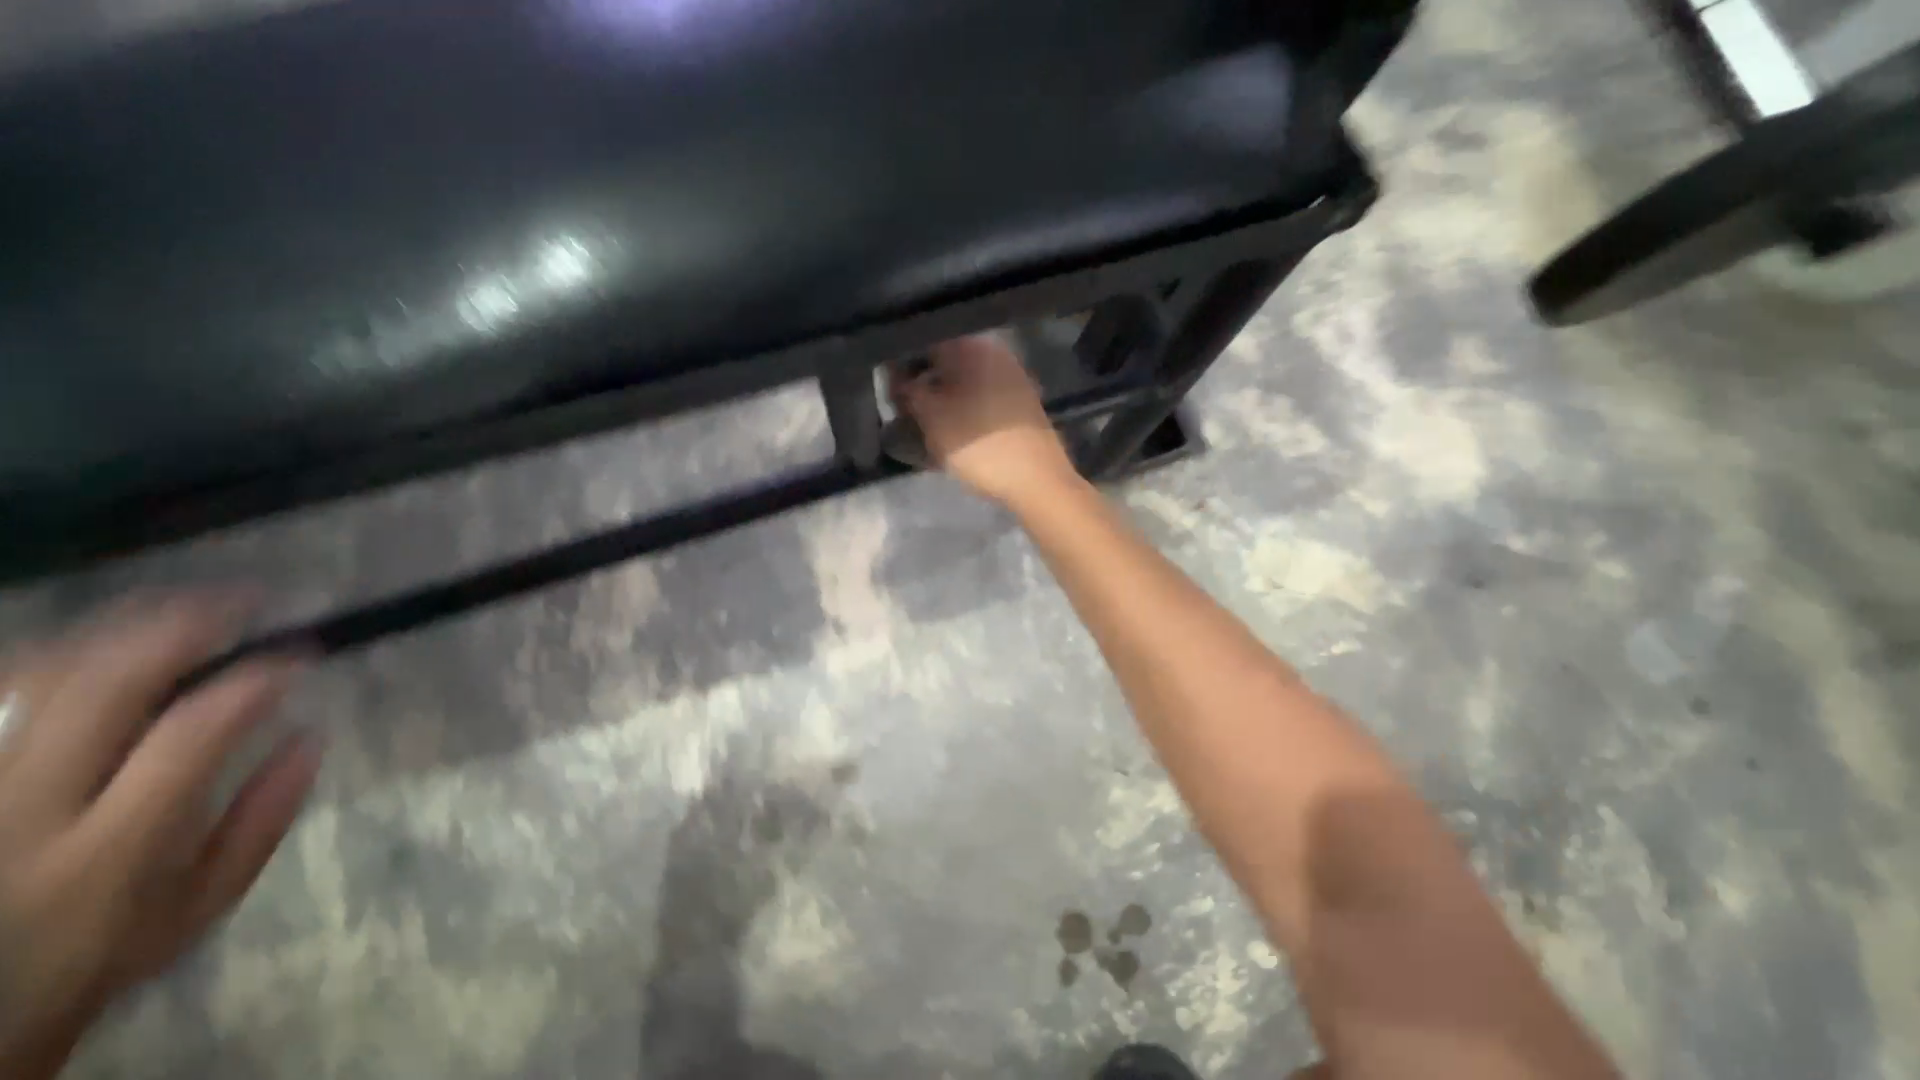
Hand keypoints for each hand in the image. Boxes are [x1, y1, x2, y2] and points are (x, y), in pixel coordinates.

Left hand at [0, 596, 318, 1074]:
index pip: (191, 736)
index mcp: (110, 853)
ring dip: (123, 629)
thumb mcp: (198, 910)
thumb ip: (260, 825)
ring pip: (42, 676)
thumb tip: (314, 736)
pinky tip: (108, 643)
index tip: (298, 655)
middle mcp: (30, 810)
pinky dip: (61, 654)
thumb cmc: (102, 952)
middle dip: (185, 627)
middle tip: (245, 599)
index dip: (253, 681)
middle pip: (104, 687)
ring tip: (187, 610)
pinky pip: (7, 689)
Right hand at [889, 334, 1082, 506]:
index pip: (924, 341)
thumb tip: (897, 378)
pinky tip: (950, 431)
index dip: (899, 363)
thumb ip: (908, 391)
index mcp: (972, 347)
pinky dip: (962, 410)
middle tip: (903, 409)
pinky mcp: (1021, 404)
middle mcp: (995, 353)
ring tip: (924, 424)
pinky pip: (981, 398)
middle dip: (922, 383)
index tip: (887, 388)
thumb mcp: (931, 418)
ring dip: (941, 399)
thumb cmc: (979, 445)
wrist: (1037, 481)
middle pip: (945, 361)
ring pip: (963, 381)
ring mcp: (1012, 378)